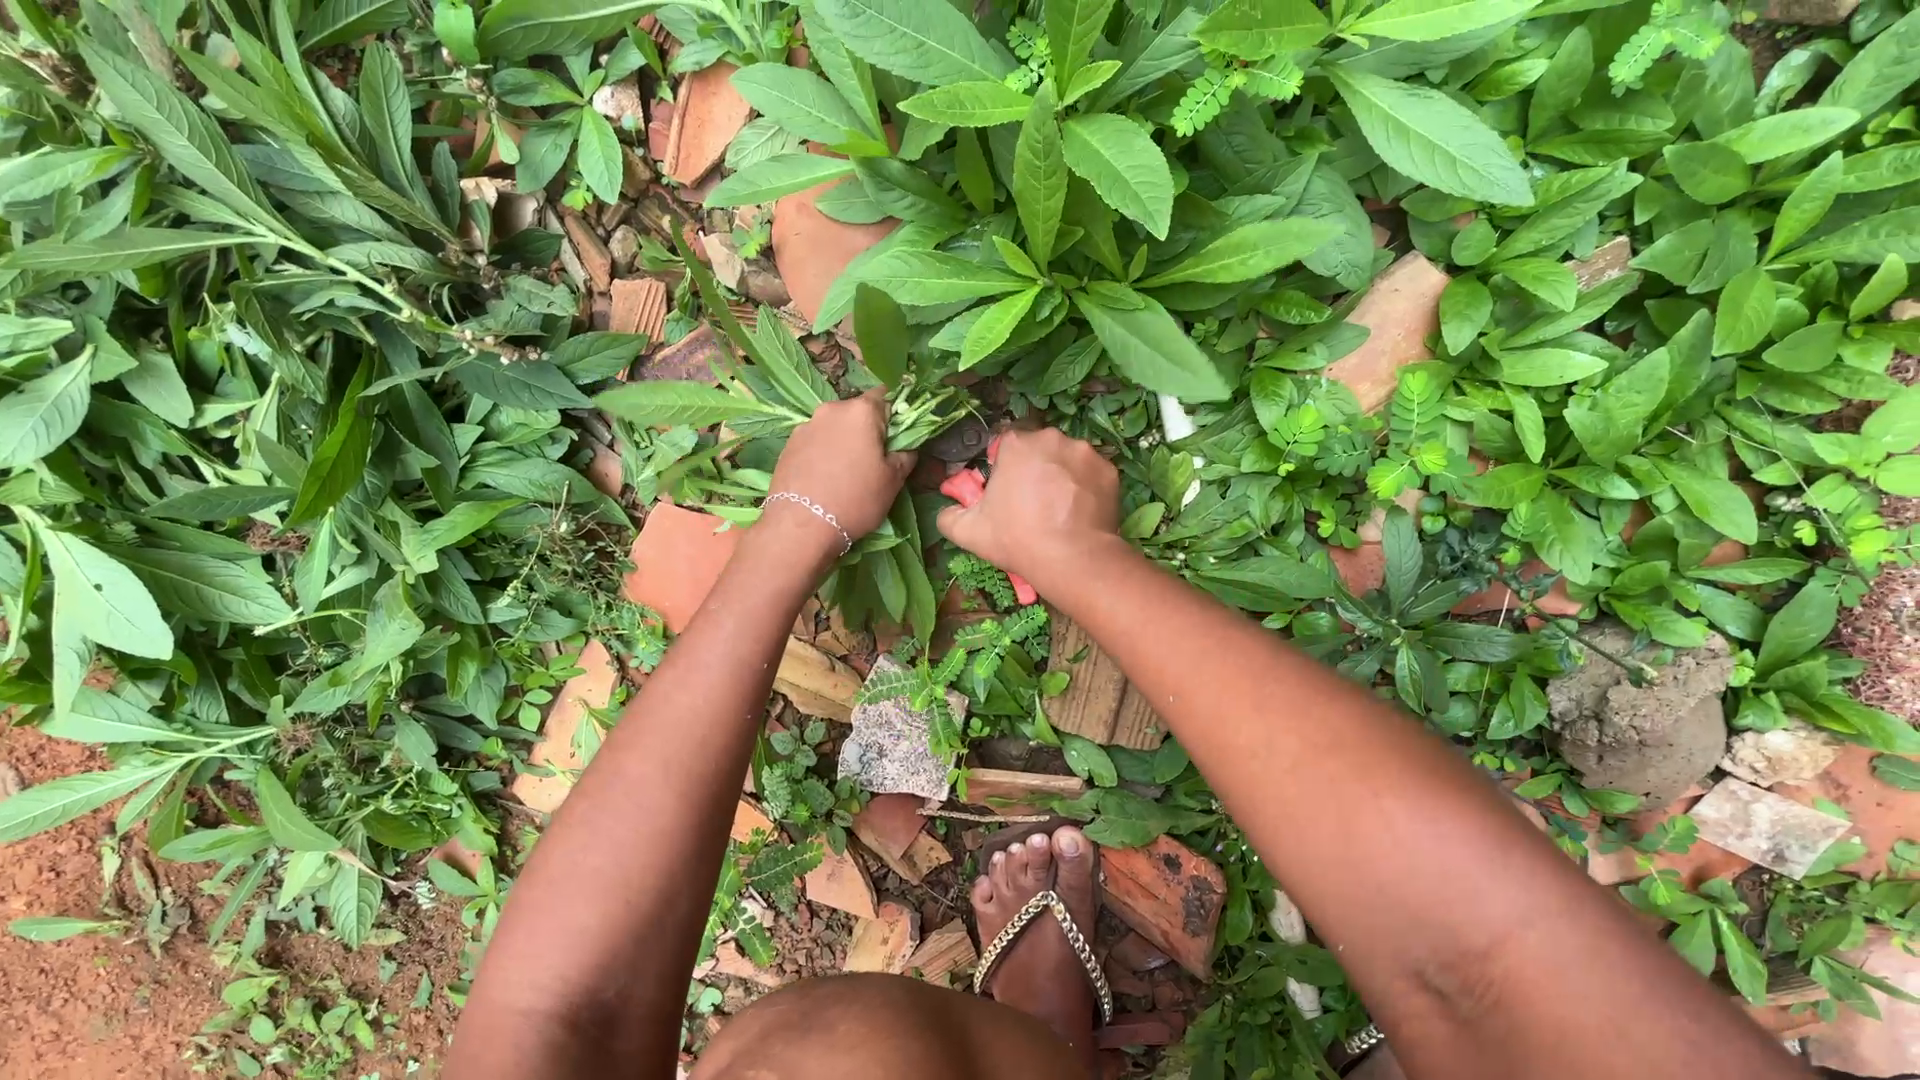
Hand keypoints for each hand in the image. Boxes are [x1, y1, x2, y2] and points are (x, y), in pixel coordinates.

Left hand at [765, 388, 915, 551]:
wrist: (800, 526)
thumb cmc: (855, 499)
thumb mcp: (893, 481)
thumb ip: (905, 455)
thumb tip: (906, 447)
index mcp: (861, 411)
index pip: (886, 396)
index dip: (895, 415)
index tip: (897, 438)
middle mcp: (831, 409)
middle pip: (858, 412)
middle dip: (868, 430)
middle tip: (874, 460)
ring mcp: (806, 425)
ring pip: (835, 427)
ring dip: (844, 442)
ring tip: (846, 473)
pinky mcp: (789, 444)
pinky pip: (816, 441)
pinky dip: (824, 453)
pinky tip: (825, 478)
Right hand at [936, 428, 1120, 586]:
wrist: (1071, 558)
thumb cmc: (1016, 538)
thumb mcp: (968, 532)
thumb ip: (948, 516)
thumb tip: (947, 511)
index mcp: (1017, 443)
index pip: (1007, 445)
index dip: (1006, 468)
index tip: (1009, 492)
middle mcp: (1051, 437)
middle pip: (1040, 448)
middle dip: (1037, 468)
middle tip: (1034, 502)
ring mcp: (1084, 452)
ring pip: (1069, 458)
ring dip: (1063, 475)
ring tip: (1061, 509)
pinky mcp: (1109, 470)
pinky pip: (1093, 474)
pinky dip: (1087, 488)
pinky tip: (1081, 512)